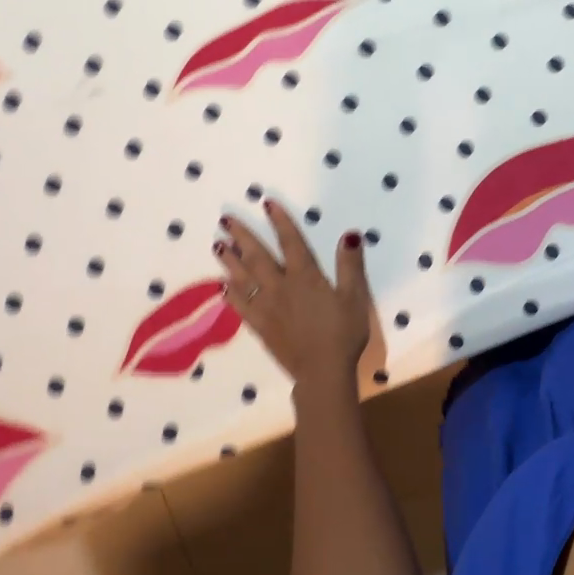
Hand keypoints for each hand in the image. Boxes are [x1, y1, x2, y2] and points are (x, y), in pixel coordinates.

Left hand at [215, 200, 384, 391]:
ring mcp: (267, 308)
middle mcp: (281, 287)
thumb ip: (350, 265)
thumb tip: (350, 235)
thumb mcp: (355, 297)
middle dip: (242, 236)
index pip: (290, 242)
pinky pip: (240, 306)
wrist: (322, 371)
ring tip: (217, 245)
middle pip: (258, 257)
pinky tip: (223, 287)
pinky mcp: (261, 327)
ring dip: (230, 260)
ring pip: (243, 278)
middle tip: (225, 220)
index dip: (280, 221)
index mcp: (306, 277)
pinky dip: (230, 293)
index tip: (266, 203)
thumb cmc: (343, 333)